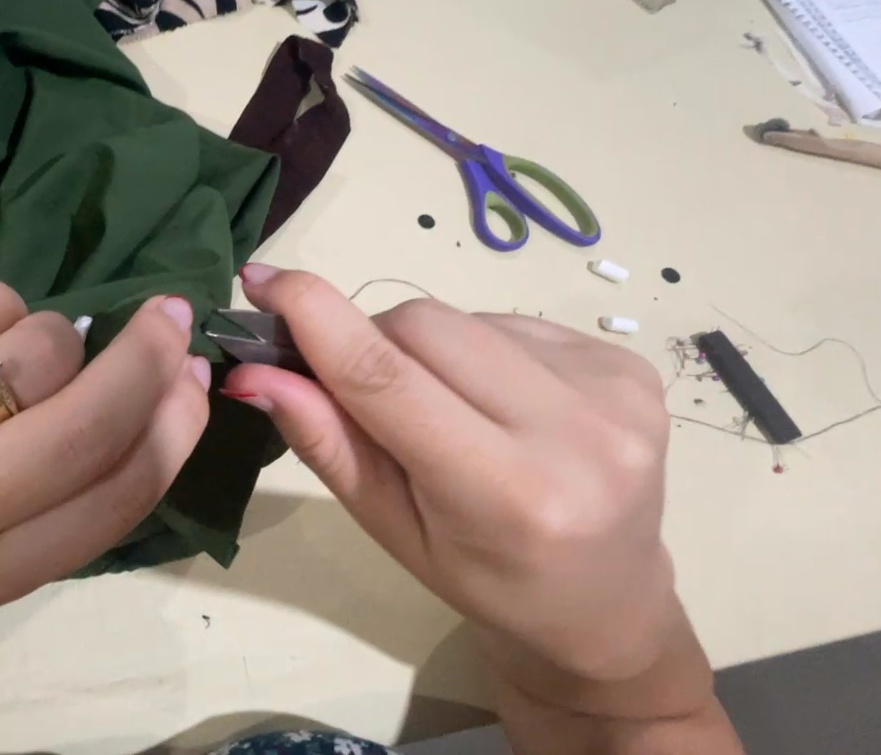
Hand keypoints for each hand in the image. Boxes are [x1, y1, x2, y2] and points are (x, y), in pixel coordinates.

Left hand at [0, 277, 211, 617]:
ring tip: (27, 352)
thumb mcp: (19, 513)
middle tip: (166, 320)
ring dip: (59, 336)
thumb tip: (184, 372)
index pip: (113, 498)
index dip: (174, 429)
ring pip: (38, 352)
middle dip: (144, 361)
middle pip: (81, 427)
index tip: (196, 376)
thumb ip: (98, 464)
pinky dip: (6, 306)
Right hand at [221, 265, 675, 685]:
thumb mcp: (384, 522)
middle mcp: (575, 435)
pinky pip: (503, 320)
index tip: (259, 278)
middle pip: (418, 326)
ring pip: (458, 316)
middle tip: (368, 390)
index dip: (313, 315)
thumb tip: (250, 371)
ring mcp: (615, 393)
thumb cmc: (479, 575)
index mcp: (506, 495)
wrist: (606, 601)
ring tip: (443, 403)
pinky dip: (472, 347)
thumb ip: (320, 439)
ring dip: (422, 346)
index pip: (384, 377)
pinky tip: (493, 397)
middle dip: (369, 341)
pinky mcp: (631, 366)